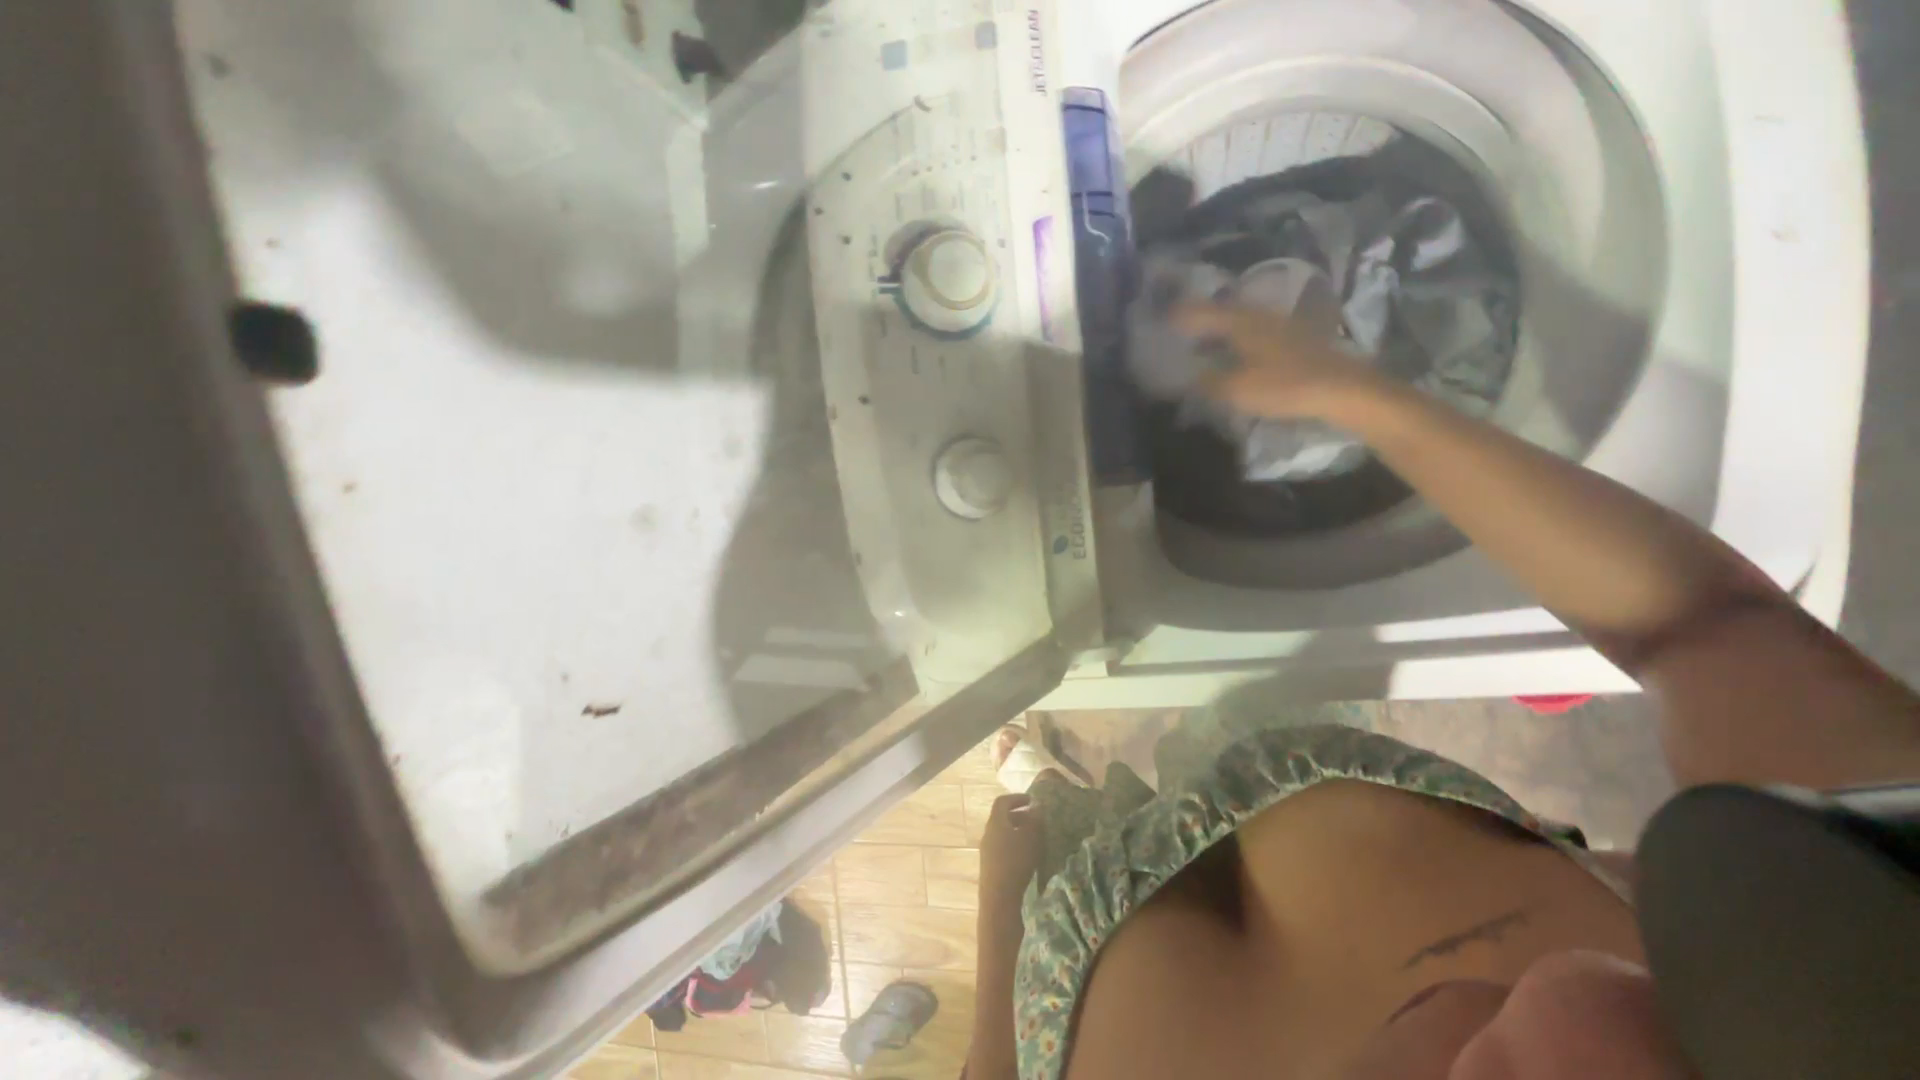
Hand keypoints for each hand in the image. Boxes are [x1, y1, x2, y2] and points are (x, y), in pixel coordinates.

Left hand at [979, 793, 1041, 921]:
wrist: (998, 897)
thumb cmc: (1016, 862)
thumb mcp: (1031, 838)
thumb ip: (1034, 821)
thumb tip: (1035, 808)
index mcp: (996, 822)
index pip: (1002, 801)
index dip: (1017, 798)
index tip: (1032, 800)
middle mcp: (988, 833)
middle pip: (1002, 818)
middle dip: (1019, 816)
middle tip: (1035, 820)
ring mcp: (986, 850)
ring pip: (1002, 833)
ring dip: (1017, 832)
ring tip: (1034, 839)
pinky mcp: (989, 865)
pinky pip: (1001, 847)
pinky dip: (1013, 845)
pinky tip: (1026, 856)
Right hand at [1173, 301, 1379, 419]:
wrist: (1341, 388)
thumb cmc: (1284, 385)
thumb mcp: (1237, 389)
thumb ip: (1208, 383)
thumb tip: (1187, 377)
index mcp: (1241, 322)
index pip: (1202, 312)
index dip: (1180, 315)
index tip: (1162, 318)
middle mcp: (1259, 316)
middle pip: (1223, 313)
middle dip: (1201, 321)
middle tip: (1181, 330)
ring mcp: (1281, 325)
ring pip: (1242, 322)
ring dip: (1222, 331)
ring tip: (1207, 345)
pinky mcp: (1297, 338)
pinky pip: (1258, 333)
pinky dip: (1241, 341)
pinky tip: (1239, 354)